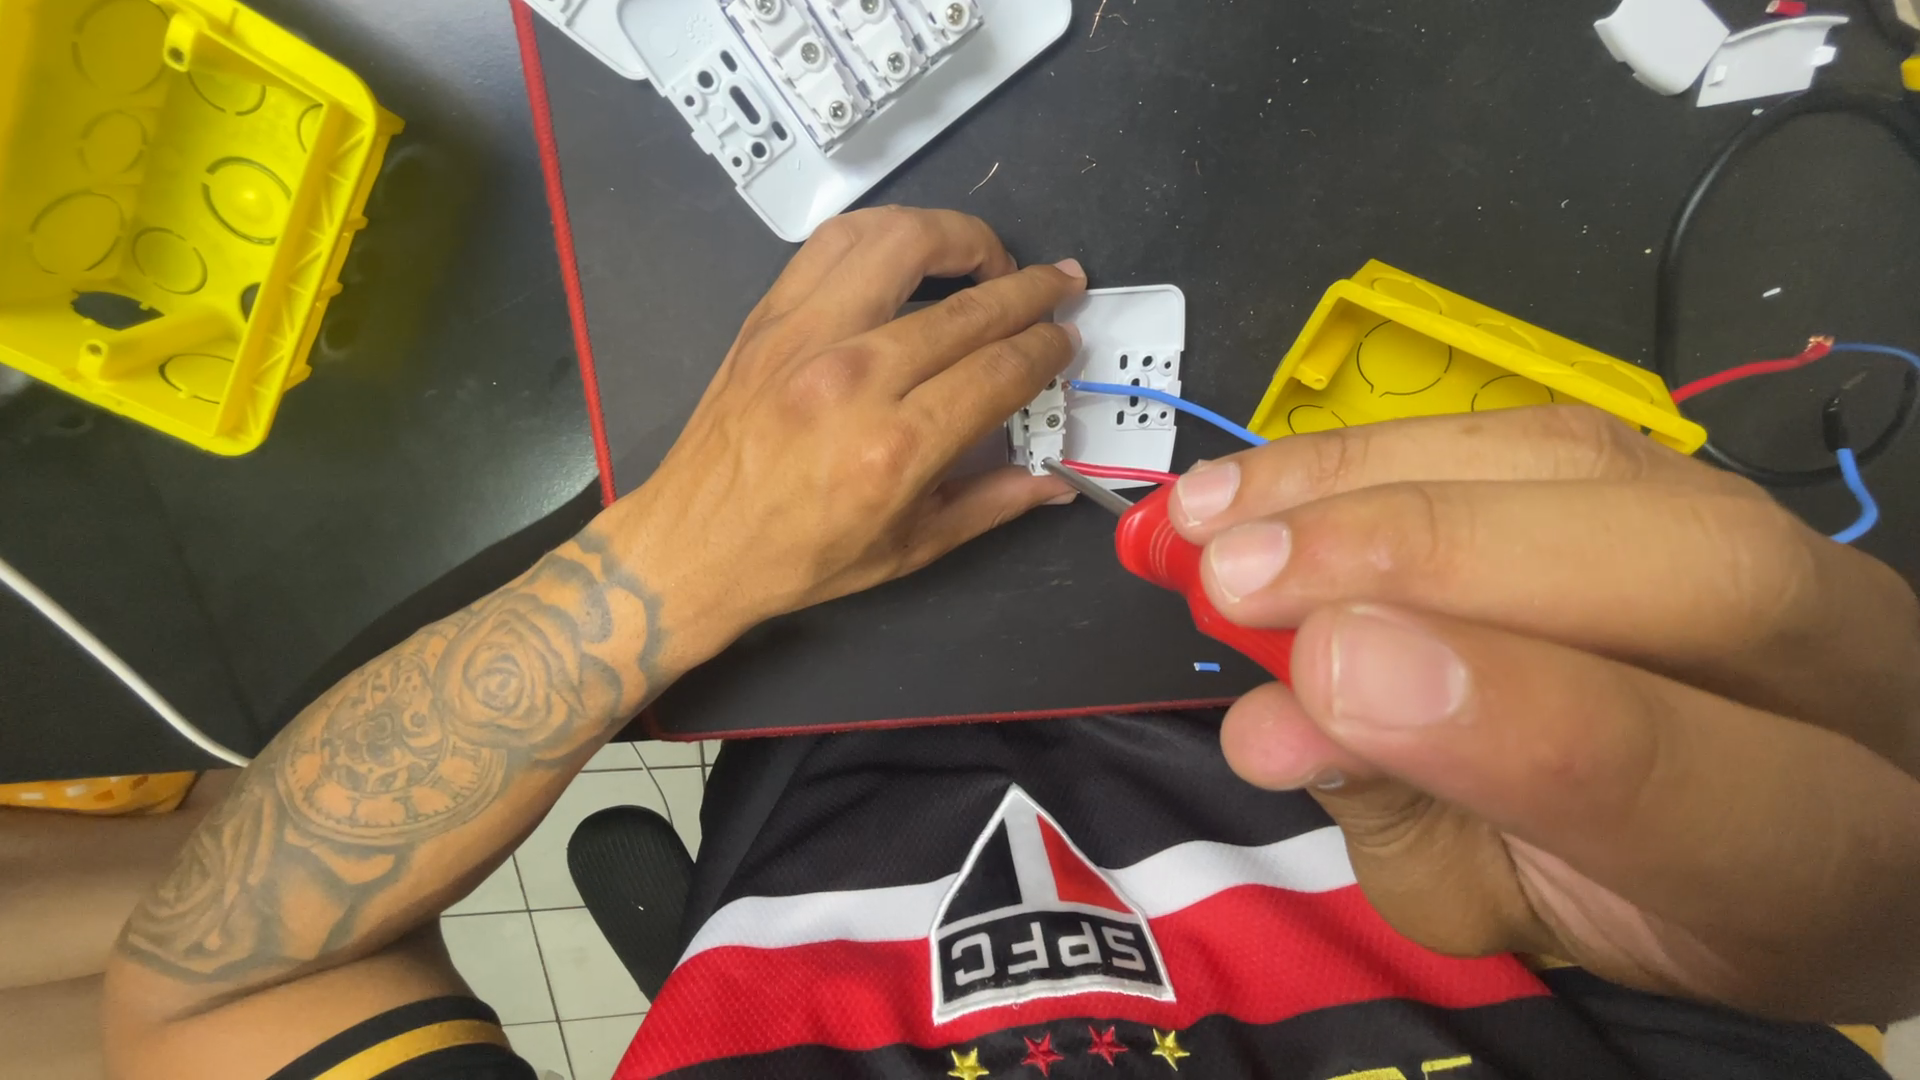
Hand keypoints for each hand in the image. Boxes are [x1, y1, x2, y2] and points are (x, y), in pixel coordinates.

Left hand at [607, 207, 1084, 650]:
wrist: (699, 541)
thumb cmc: (807, 556)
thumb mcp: (911, 548)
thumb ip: (993, 504)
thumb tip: (1058, 480)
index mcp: (897, 446)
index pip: (999, 370)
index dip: (1046, 349)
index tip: (1065, 340)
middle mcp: (855, 377)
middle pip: (968, 308)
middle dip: (1031, 290)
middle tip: (1062, 284)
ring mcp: (805, 335)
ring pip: (902, 243)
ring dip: (962, 237)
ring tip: (991, 258)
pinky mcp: (770, 315)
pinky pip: (838, 241)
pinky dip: (889, 231)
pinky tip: (913, 250)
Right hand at [1168, 406, 1919, 1022]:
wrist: (1657, 793)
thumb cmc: (1564, 874)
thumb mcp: (1467, 894)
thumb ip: (1385, 811)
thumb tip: (1266, 725)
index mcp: (1813, 859)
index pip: (1701, 790)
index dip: (1504, 718)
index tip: (1323, 672)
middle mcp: (1841, 677)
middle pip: (1695, 576)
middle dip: (1428, 556)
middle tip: (1238, 574)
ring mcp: (1764, 546)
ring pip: (1587, 466)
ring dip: (1360, 481)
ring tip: (1210, 516)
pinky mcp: (1649, 472)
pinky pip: (1511, 430)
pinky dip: (1358, 454)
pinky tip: (1256, 482)